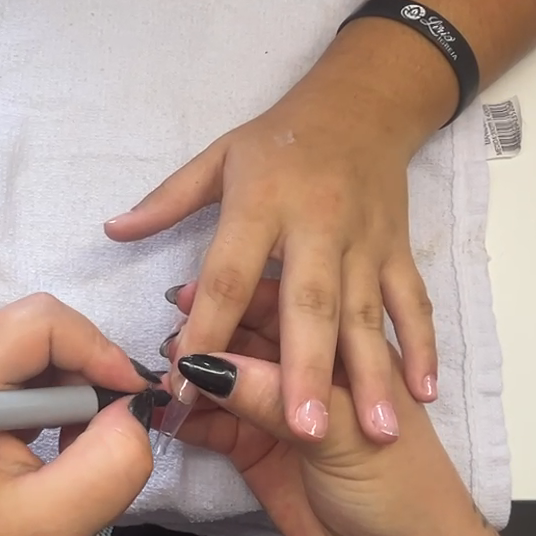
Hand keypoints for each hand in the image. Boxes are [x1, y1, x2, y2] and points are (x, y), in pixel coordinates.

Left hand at [0, 294, 154, 535]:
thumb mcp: (53, 526)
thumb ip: (108, 464)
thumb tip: (137, 410)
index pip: (37, 323)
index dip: (95, 348)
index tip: (132, 398)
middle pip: (39, 329)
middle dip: (89, 370)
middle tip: (114, 428)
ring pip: (39, 347)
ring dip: (77, 388)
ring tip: (82, 447)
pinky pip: (28, 369)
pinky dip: (60, 399)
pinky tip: (60, 443)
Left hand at [105, 64, 440, 446]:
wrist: (362, 104)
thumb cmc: (277, 139)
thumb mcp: (216, 160)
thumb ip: (166, 202)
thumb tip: (112, 230)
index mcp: (260, 205)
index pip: (228, 276)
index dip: (206, 329)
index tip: (186, 384)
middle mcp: (316, 225)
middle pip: (308, 303)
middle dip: (305, 368)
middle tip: (303, 428)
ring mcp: (364, 240)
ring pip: (366, 312)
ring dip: (370, 371)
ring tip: (375, 431)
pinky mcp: (399, 248)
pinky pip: (413, 300)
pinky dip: (422, 344)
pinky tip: (424, 393)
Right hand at [165, 281, 482, 535]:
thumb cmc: (397, 484)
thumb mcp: (340, 432)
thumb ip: (272, 397)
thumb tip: (203, 364)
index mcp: (337, 348)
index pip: (281, 309)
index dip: (235, 301)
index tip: (190, 301)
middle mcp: (299, 368)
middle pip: (240, 340)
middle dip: (202, 341)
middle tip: (167, 350)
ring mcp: (270, 407)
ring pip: (219, 381)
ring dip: (189, 381)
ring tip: (161, 386)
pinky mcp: (247, 445)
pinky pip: (208, 423)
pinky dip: (184, 419)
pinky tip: (163, 417)